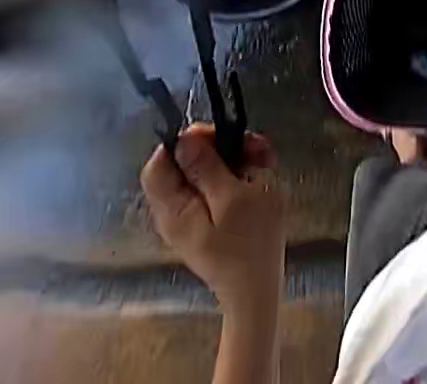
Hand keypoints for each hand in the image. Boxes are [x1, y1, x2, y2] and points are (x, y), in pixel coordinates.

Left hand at [140, 124, 283, 312]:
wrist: (260, 292)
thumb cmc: (249, 245)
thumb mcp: (233, 200)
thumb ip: (207, 168)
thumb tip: (183, 140)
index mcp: (174, 207)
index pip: (159, 161)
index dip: (185, 141)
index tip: (218, 135)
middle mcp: (177, 208)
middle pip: (186, 161)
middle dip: (221, 144)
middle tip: (255, 145)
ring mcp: (194, 213)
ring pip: (206, 168)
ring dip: (236, 155)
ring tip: (266, 158)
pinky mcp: (212, 216)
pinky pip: (218, 183)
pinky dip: (239, 171)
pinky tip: (262, 171)